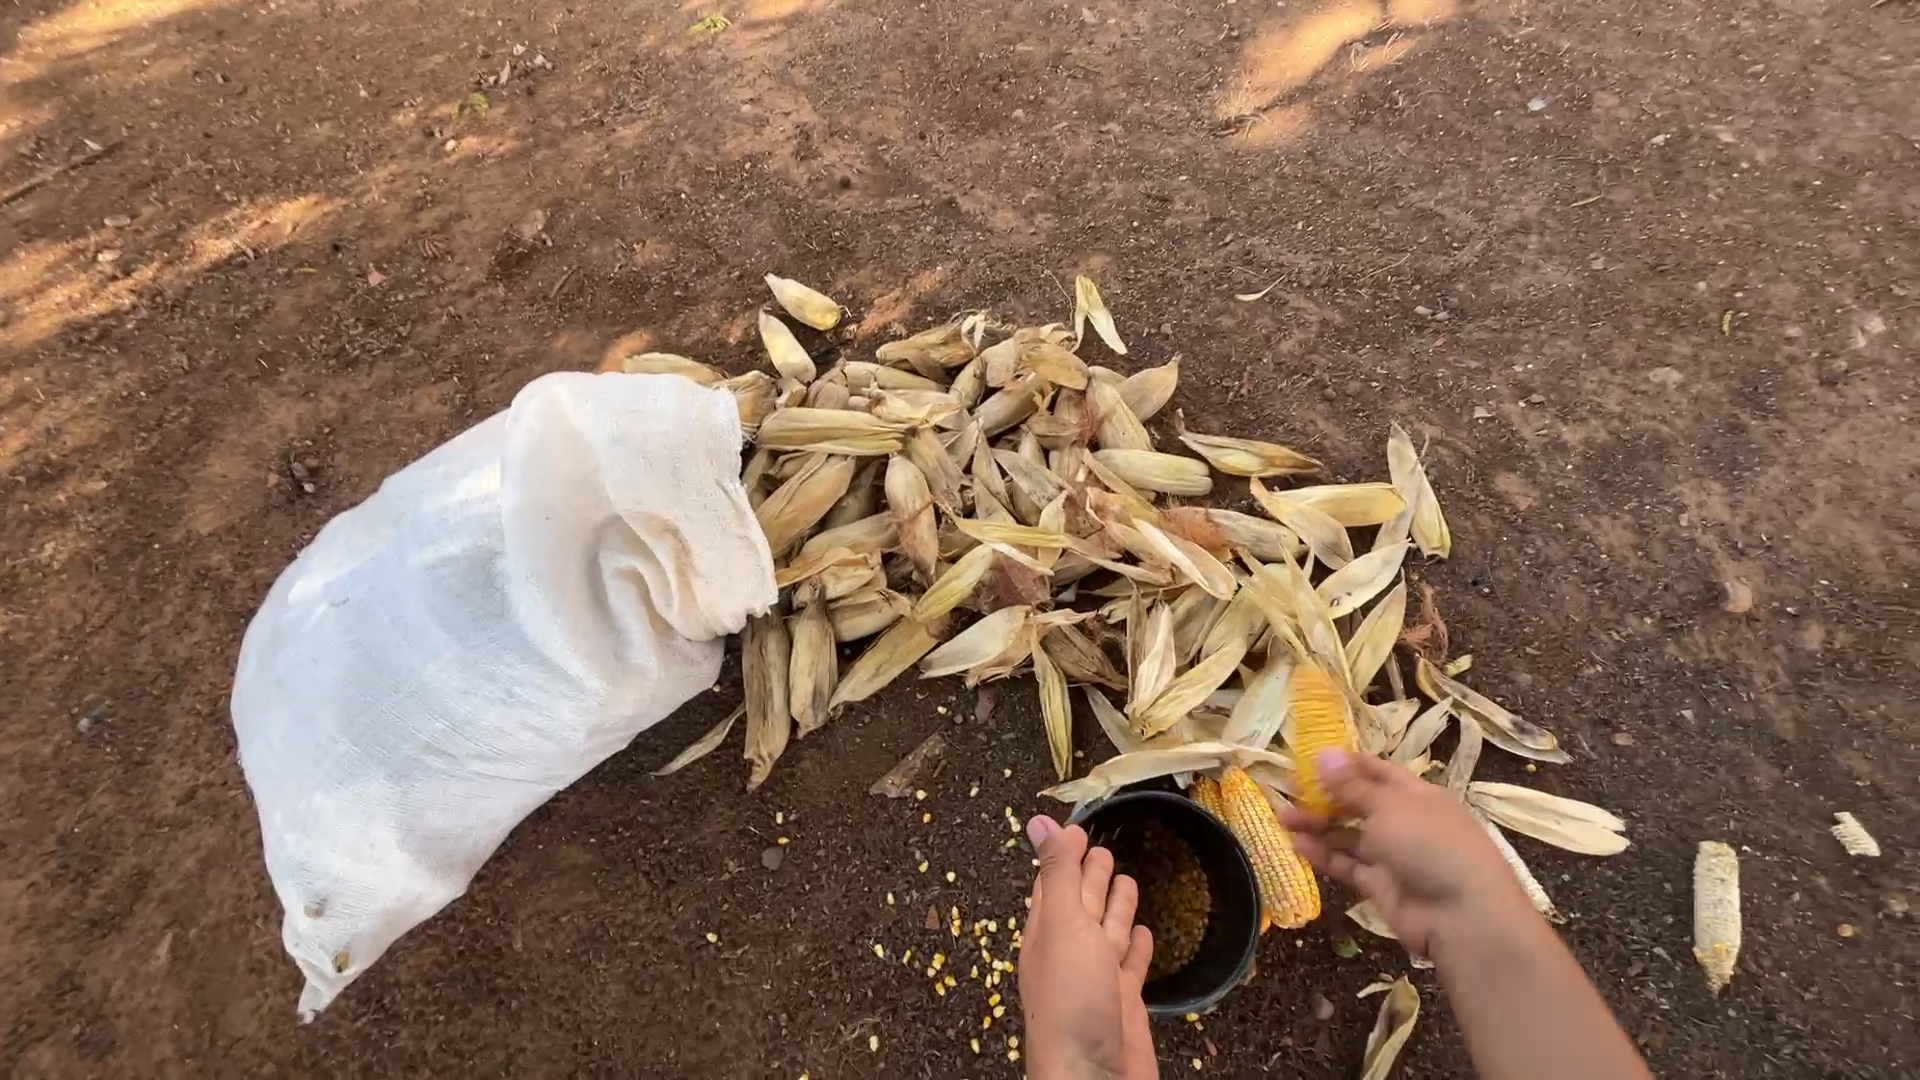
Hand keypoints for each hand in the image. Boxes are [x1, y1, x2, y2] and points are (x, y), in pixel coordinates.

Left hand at [1019, 817, 1157, 1079]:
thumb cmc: (1071, 999)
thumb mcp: (1062, 924)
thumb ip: (1056, 872)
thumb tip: (1038, 820)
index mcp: (1048, 928)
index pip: (1054, 880)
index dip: (1065, 854)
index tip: (1077, 828)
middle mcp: (1070, 949)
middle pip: (1082, 901)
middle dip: (1090, 874)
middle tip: (1102, 847)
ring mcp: (1097, 977)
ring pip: (1107, 930)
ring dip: (1116, 905)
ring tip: (1127, 879)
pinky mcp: (1124, 1003)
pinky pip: (1131, 966)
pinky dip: (1138, 947)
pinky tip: (1146, 933)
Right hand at [1278, 750, 1532, 958]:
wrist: (1465, 919)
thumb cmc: (1431, 846)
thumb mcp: (1388, 807)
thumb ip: (1350, 785)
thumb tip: (1323, 753)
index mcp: (1416, 796)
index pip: (1378, 772)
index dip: (1346, 764)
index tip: (1310, 759)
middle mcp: (1405, 822)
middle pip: (1357, 803)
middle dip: (1323, 797)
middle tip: (1288, 791)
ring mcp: (1393, 855)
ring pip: (1348, 835)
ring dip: (1317, 826)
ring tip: (1282, 819)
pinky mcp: (1380, 885)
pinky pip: (1347, 864)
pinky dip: (1323, 855)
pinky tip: (1297, 845)